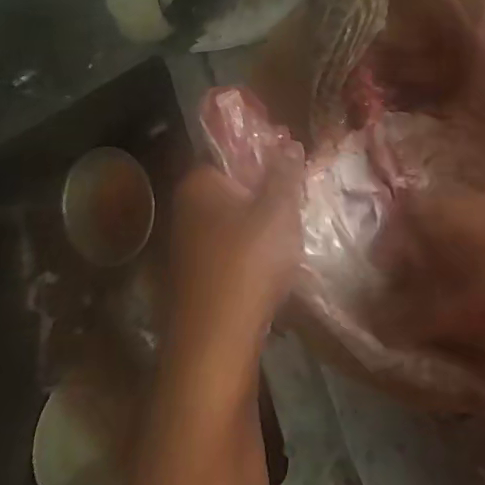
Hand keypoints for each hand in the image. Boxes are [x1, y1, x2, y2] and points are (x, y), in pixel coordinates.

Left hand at [164, 152, 304, 347]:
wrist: (217, 340)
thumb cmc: (248, 262)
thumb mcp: (277, 209)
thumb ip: (284, 173)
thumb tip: (289, 143)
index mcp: (199, 182)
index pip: (232, 151)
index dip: (264, 150)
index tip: (293, 154)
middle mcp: (186, 207)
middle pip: (234, 185)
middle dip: (266, 188)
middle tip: (298, 192)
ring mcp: (189, 243)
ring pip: (234, 218)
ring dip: (262, 220)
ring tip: (294, 226)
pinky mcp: (198, 274)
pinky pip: (232, 247)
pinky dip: (252, 248)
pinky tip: (276, 259)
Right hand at [371, 189, 484, 344]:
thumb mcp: (449, 310)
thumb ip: (409, 321)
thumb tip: (380, 329)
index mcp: (414, 216)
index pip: (383, 252)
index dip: (389, 289)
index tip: (402, 318)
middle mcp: (436, 201)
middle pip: (415, 250)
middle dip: (421, 288)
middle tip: (435, 319)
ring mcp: (471, 203)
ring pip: (448, 250)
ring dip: (453, 285)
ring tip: (473, 319)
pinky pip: (477, 249)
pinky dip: (480, 276)